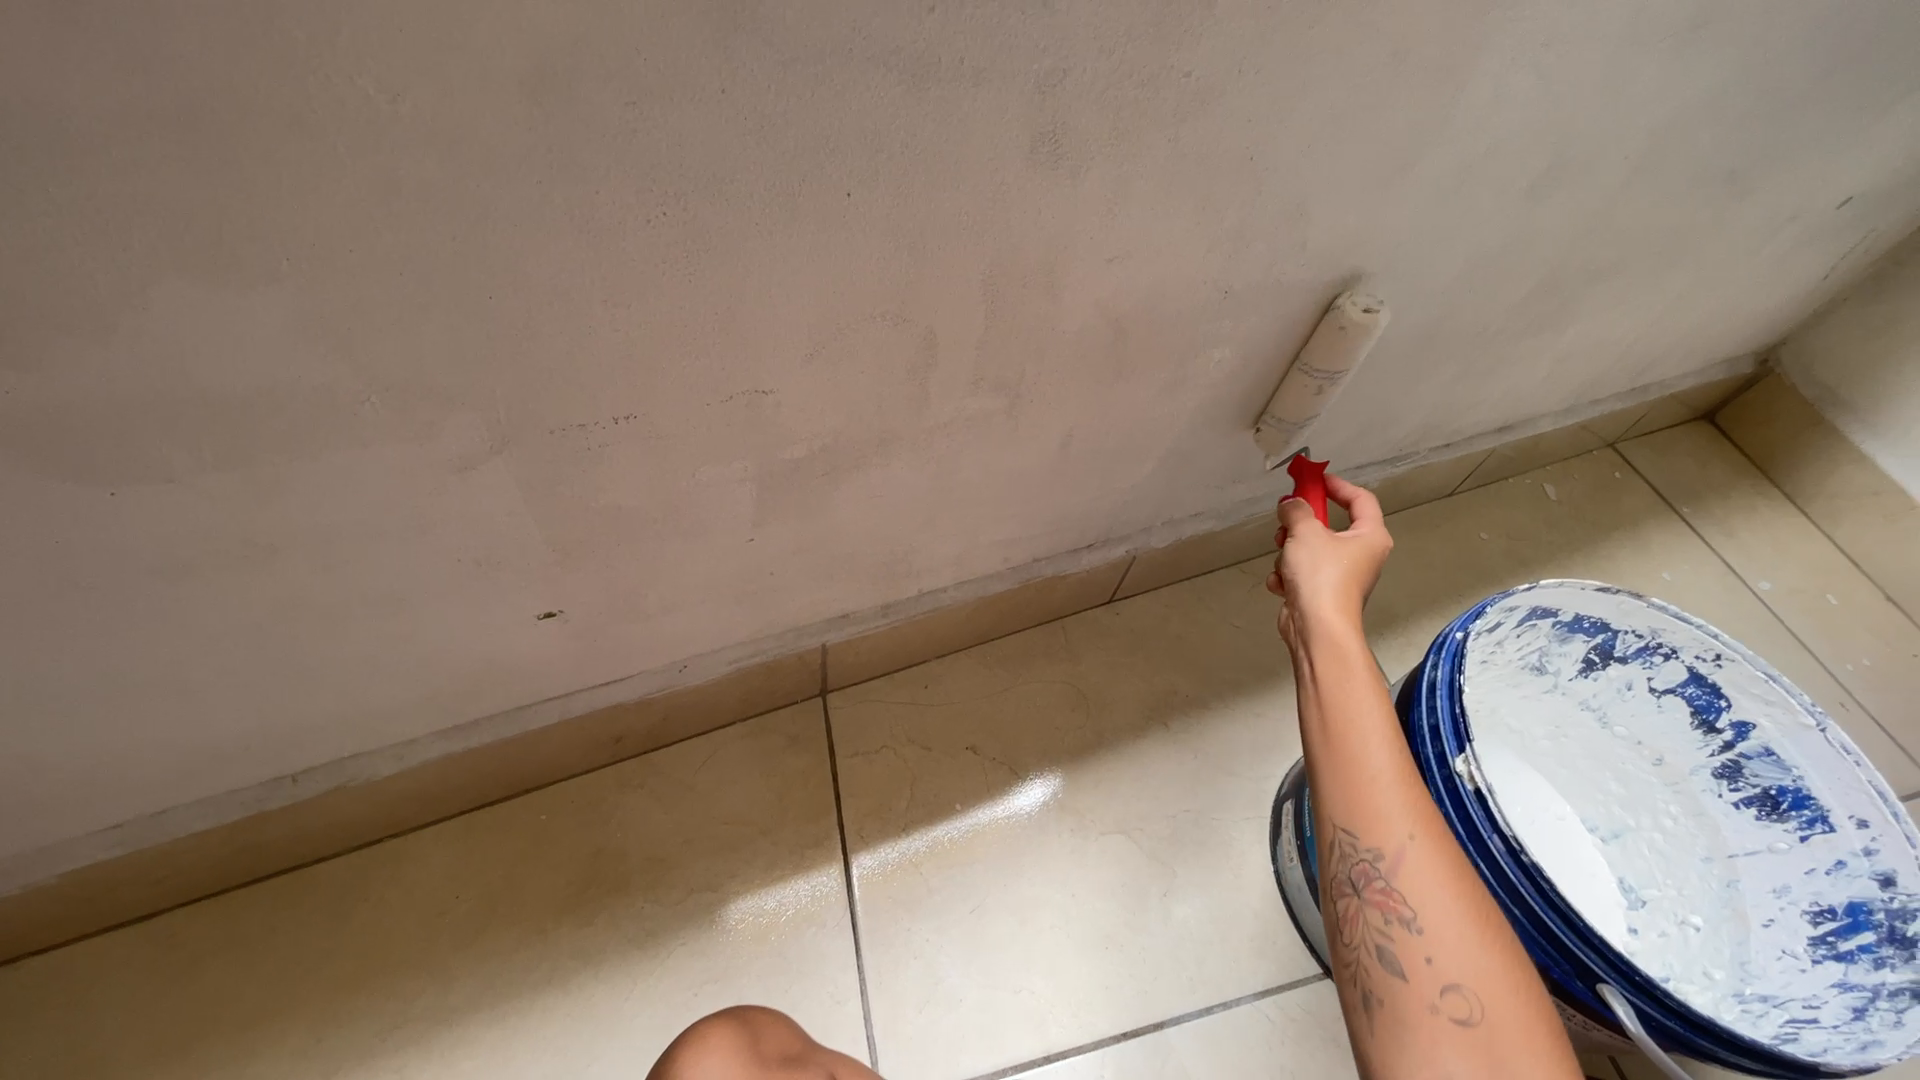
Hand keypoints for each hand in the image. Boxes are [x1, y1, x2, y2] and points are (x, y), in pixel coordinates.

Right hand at [1264, 474, 1392, 647]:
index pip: (1361, 500)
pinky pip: (1301, 574)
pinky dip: (1288, 576)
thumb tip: (1291, 504)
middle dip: (1301, 525)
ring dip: (1289, 552)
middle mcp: (1361, 555)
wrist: (1317, 628)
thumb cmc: (1321, 574)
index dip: (1338, 486)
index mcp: (1370, 536)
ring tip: (1282, 561)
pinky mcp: (1322, 594)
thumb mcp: (1305, 532)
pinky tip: (1282, 584)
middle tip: (1285, 524)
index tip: (1313, 479)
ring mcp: (1341, 576)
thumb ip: (1296, 510)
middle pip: (1328, 526)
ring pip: (1309, 550)